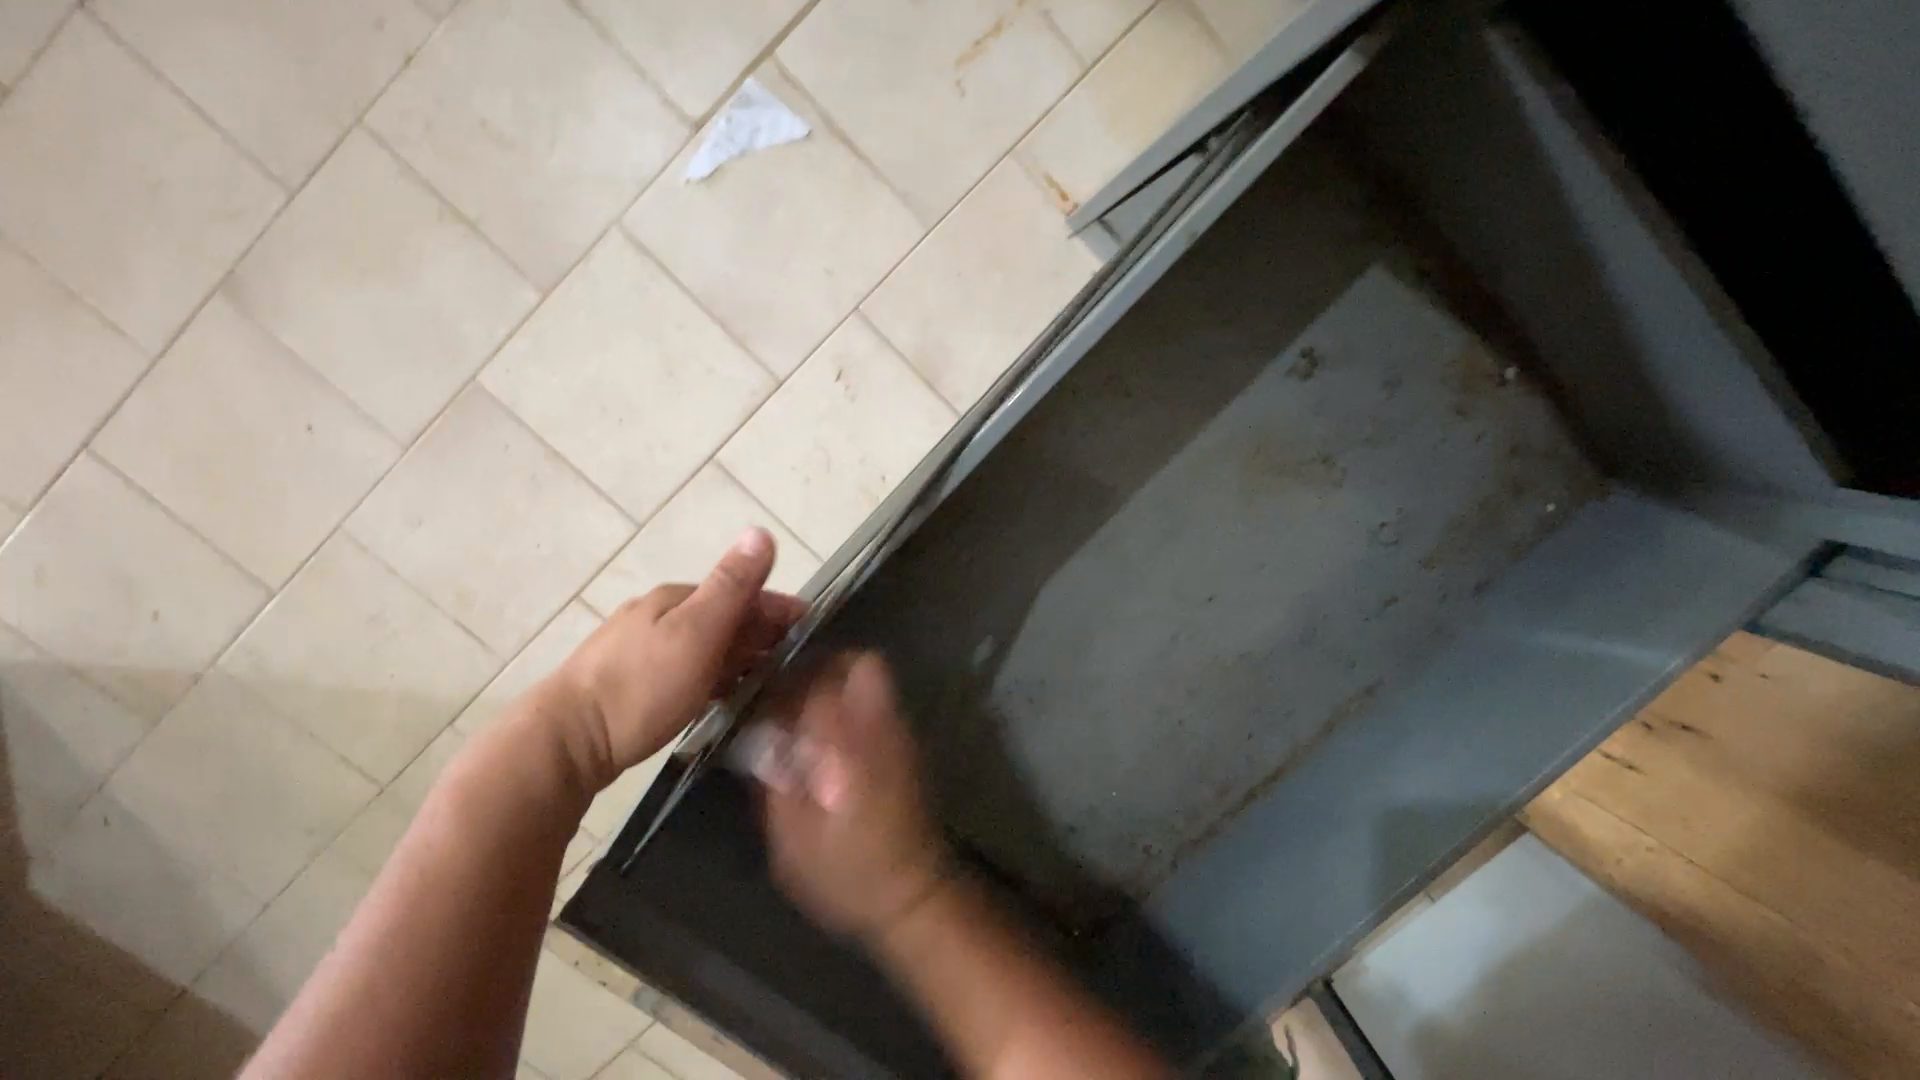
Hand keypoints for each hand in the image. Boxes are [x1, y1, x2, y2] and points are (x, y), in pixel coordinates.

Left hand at [551, 527, 805, 788]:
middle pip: (724, 618)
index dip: (782, 610)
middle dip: (764, 635)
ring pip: (707, 646)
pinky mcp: (632, 684)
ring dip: (742, 658)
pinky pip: (690, 671)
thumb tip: (761, 531)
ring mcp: (642, 650)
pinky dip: (716, 678)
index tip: (816, 633)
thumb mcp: (695, 632)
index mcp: (675, 599)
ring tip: (774, 685)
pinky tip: (727, 698)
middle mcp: (658, 616)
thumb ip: (731, 586)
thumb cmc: (639, 687)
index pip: (743, 593)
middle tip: (802, 666)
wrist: (566, 742)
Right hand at [761, 653, 950, 941]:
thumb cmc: (849, 877)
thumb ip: (774, 783)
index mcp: (849, 745)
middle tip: (783, 702)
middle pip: (855, 662)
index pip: (818, 680)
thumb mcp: (793, 843)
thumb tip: (758, 740)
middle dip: (815, 670)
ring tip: (801, 721)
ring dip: (833, 685)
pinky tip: (826, 743)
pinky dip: (849, 706)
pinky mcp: (907, 746)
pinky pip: (876, 702)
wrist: (915, 897)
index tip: (761, 703)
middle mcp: (881, 726)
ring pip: (870, 677)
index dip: (784, 683)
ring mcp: (900, 732)